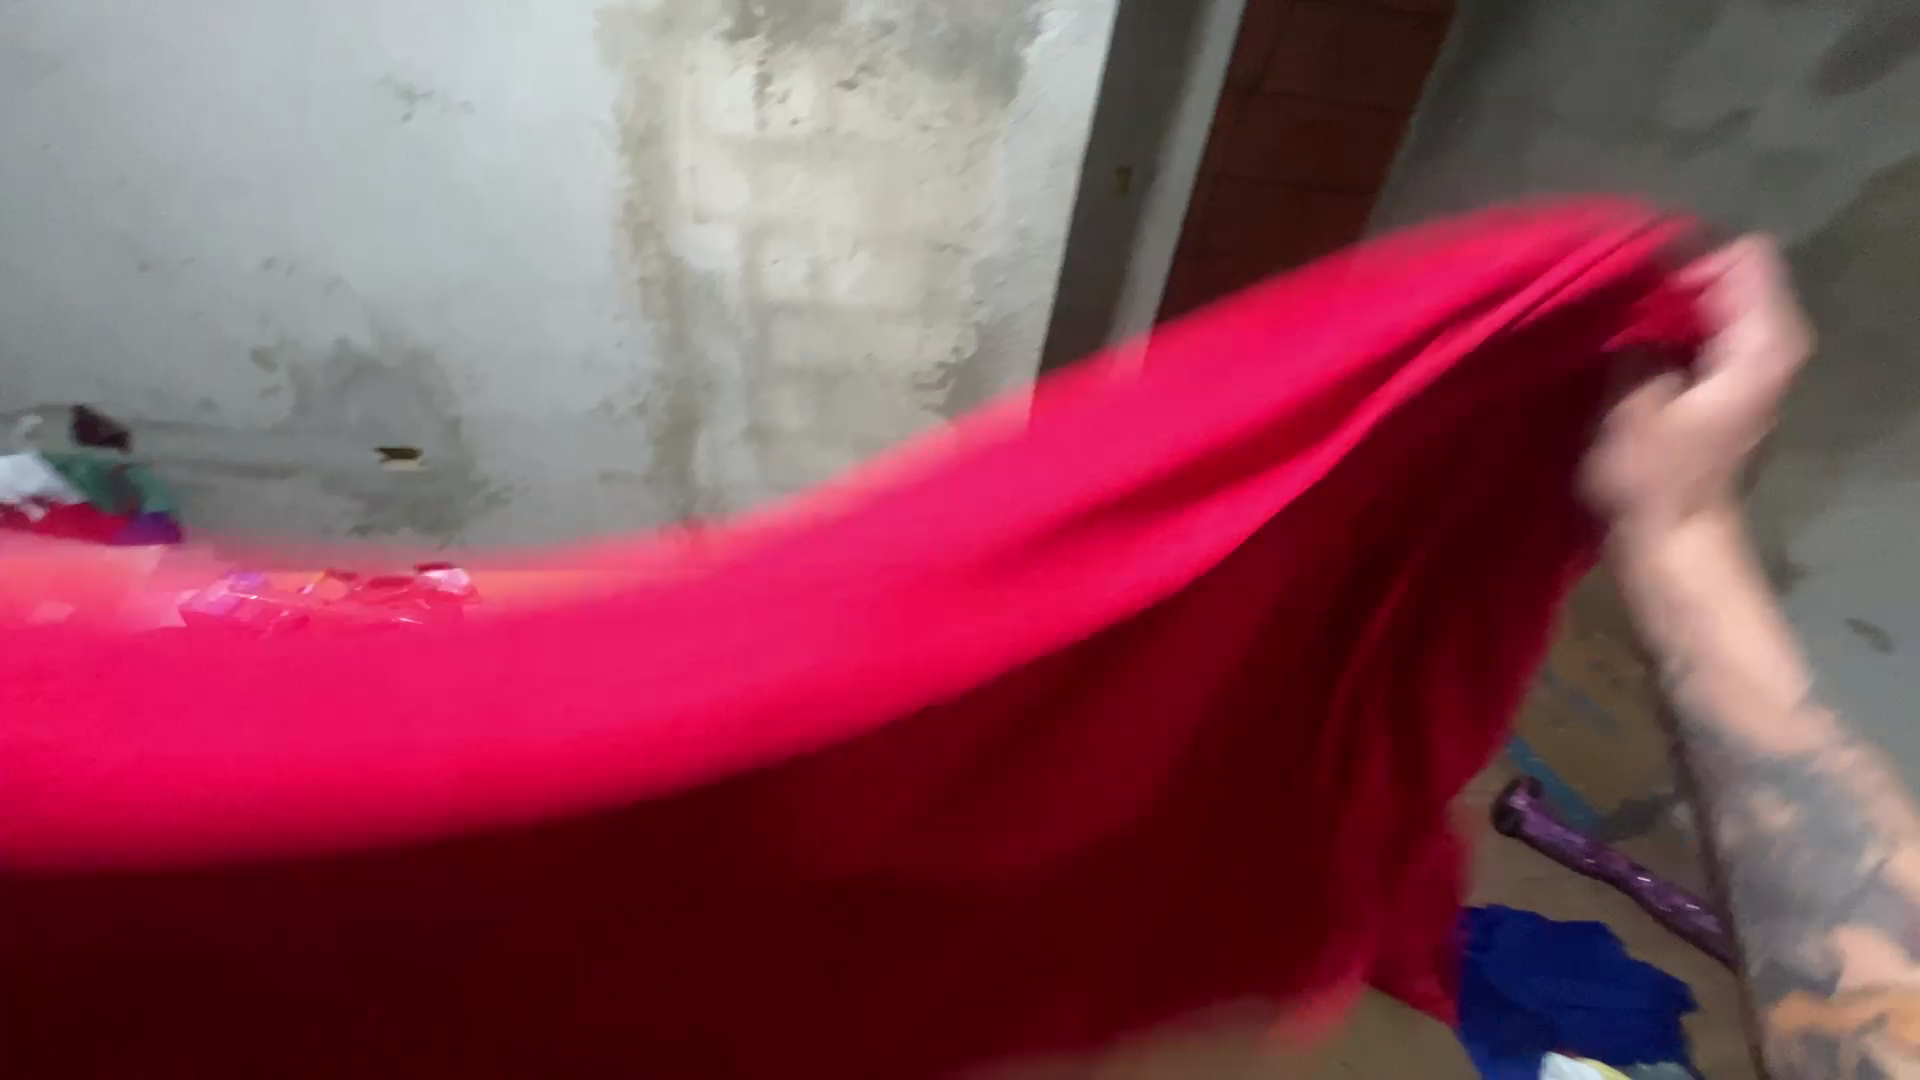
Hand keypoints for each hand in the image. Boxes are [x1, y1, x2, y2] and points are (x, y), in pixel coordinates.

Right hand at [1584, 235, 1813, 541]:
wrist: (1671, 540)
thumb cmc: (1653, 479)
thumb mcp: (1633, 409)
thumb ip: (1637, 351)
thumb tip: (1629, 319)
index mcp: (1761, 345)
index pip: (1742, 259)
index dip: (1681, 264)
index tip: (1625, 285)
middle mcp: (1768, 348)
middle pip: (1724, 283)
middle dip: (1664, 288)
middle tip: (1603, 307)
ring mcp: (1746, 372)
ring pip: (1705, 314)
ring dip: (1656, 319)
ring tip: (1603, 332)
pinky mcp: (1719, 393)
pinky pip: (1692, 343)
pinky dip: (1657, 344)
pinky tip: (1617, 360)